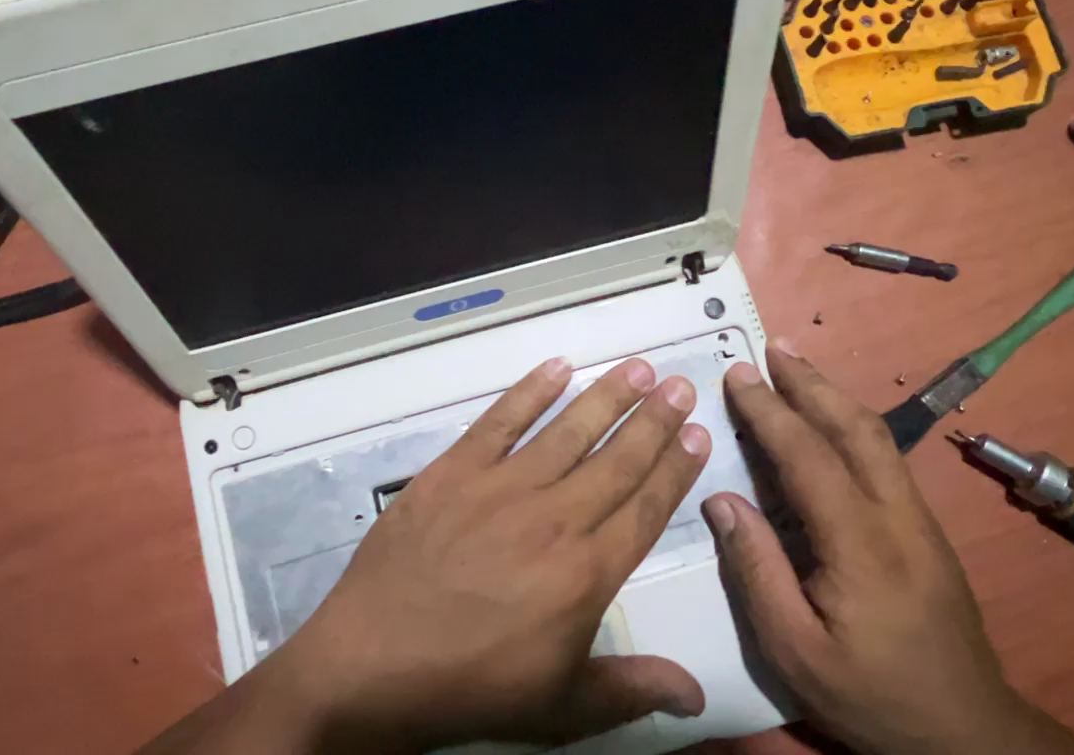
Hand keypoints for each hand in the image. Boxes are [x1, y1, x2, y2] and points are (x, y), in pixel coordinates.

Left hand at [167, 356, 713, 753]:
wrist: (376, 662)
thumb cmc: (473, 686)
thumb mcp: (561, 707)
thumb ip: (631, 690)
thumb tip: (697, 694)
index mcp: (586, 573)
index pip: (645, 508)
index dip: (675, 468)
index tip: (697, 434)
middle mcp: (554, 518)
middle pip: (616, 460)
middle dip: (653, 420)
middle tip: (679, 385)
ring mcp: (502, 487)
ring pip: (568, 431)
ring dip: (606, 396)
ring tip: (636, 367)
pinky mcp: (456, 469)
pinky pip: (501, 421)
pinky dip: (530, 392)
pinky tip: (557, 367)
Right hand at [706, 344, 1073, 754]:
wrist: (968, 732)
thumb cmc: (870, 695)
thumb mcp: (794, 651)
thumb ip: (756, 571)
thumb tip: (722, 500)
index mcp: (860, 546)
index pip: (808, 457)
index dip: (770, 412)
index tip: (738, 375)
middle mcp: (896, 518)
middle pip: (854, 429)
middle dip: (810, 383)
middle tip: (772, 346)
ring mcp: (919, 520)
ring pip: (877, 437)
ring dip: (833, 395)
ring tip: (797, 366)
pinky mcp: (927, 530)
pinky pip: (885, 457)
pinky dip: (851, 422)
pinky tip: (830, 419)